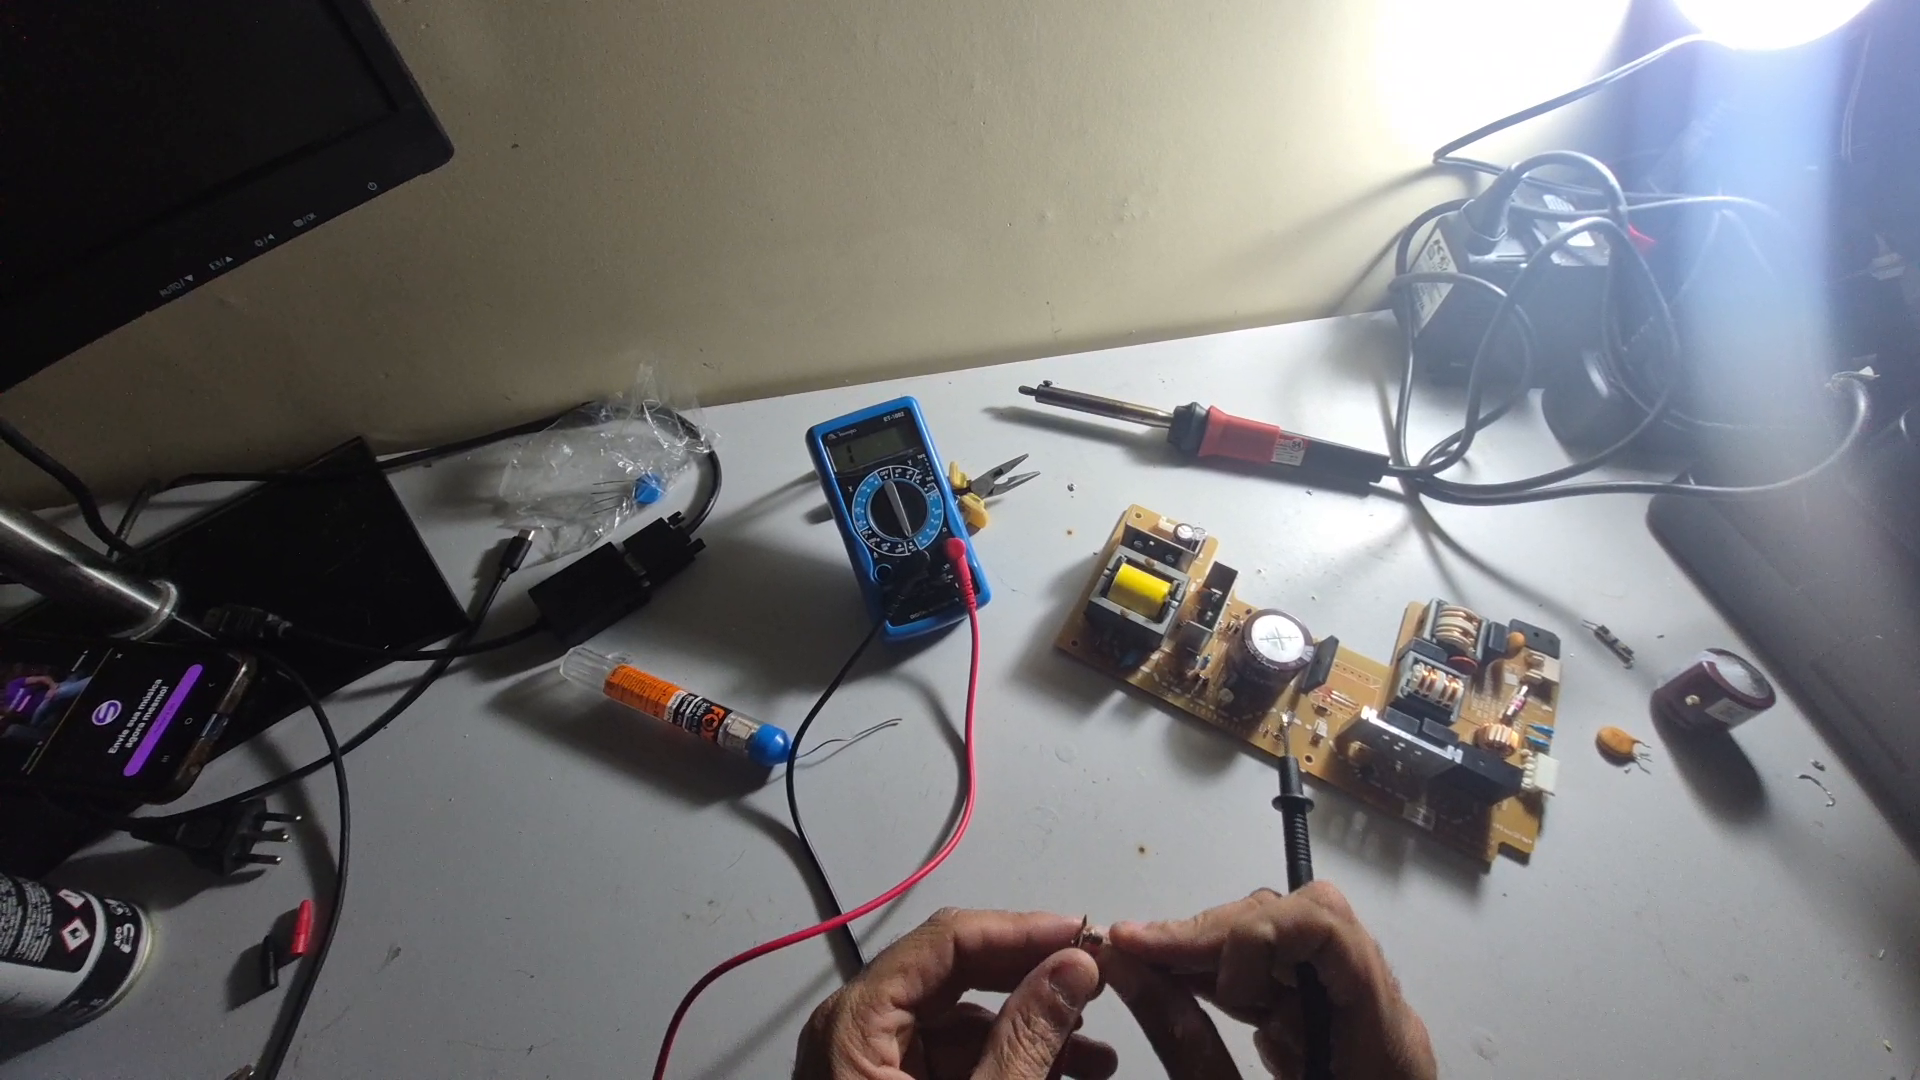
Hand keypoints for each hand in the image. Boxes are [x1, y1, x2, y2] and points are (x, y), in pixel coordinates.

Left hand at [794, 909, 1115, 1079]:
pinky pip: (955, 1055)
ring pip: (961, 1016)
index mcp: (857, 1022)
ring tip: (1096, 1042)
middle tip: (1094, 974)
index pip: (946, 942)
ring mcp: (873, 1060)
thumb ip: (1026, 1041)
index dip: (1018, 929)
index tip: (1080, 933)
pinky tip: (1064, 1074)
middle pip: (954, 971)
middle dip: (1029, 973)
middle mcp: (858, 1027)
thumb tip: (1075, 965)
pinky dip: (1008, 1058)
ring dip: (1028, 1022)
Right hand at [1103, 883, 1434, 1079]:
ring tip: (1145, 963)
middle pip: (1291, 922)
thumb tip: (1123, 965)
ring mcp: (1346, 1013)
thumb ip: (1188, 1046)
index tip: (1168, 946)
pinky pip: (1265, 972)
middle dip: (1208, 935)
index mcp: (1380, 1043)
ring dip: (1204, 951)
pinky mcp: (1318, 1022)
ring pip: (1272, 938)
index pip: (1323, 929)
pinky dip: (1215, 974)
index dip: (1243, 926)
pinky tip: (1175, 983)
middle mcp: (1371, 1010)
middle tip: (1138, 950)